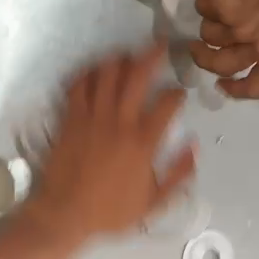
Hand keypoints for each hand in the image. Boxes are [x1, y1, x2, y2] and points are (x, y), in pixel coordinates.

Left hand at [26, 44, 194, 239]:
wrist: (64, 214)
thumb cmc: (109, 212)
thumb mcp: (153, 202)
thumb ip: (177, 174)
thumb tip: (194, 147)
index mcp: (143, 142)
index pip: (168, 103)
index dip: (178, 93)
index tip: (180, 92)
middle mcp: (119, 122)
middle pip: (138, 74)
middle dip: (153, 55)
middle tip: (161, 45)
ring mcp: (91, 117)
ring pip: (107, 72)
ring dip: (120, 59)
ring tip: (128, 55)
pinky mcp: (69, 118)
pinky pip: (78, 84)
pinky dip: (88, 72)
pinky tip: (94, 71)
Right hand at [191, 0, 258, 99]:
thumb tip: (252, 30)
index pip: (256, 87)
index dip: (235, 90)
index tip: (222, 84)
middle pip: (221, 65)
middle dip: (204, 57)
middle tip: (196, 47)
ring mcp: (239, 28)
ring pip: (209, 34)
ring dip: (209, 17)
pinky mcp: (222, 6)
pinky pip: (203, 6)